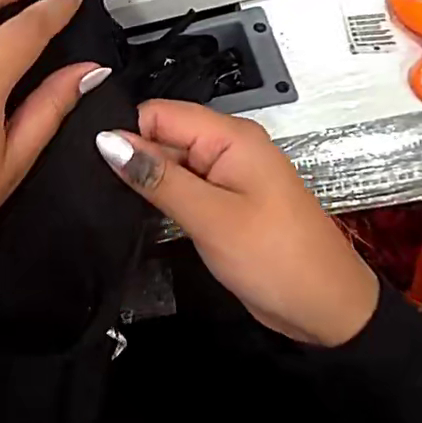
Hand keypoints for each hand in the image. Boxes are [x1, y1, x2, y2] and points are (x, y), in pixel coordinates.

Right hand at [94, 100, 380, 346]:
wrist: (326, 310)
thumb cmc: (278, 260)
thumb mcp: (211, 217)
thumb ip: (157, 177)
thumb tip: (108, 141)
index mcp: (230, 137)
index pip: (159, 112)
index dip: (127, 132)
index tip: (95, 161)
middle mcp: (227, 147)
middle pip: (163, 135)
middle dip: (133, 157)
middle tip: (97, 187)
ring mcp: (225, 175)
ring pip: (169, 162)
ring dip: (146, 180)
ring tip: (113, 201)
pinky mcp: (222, 200)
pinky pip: (182, 186)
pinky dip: (162, 197)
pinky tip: (140, 212)